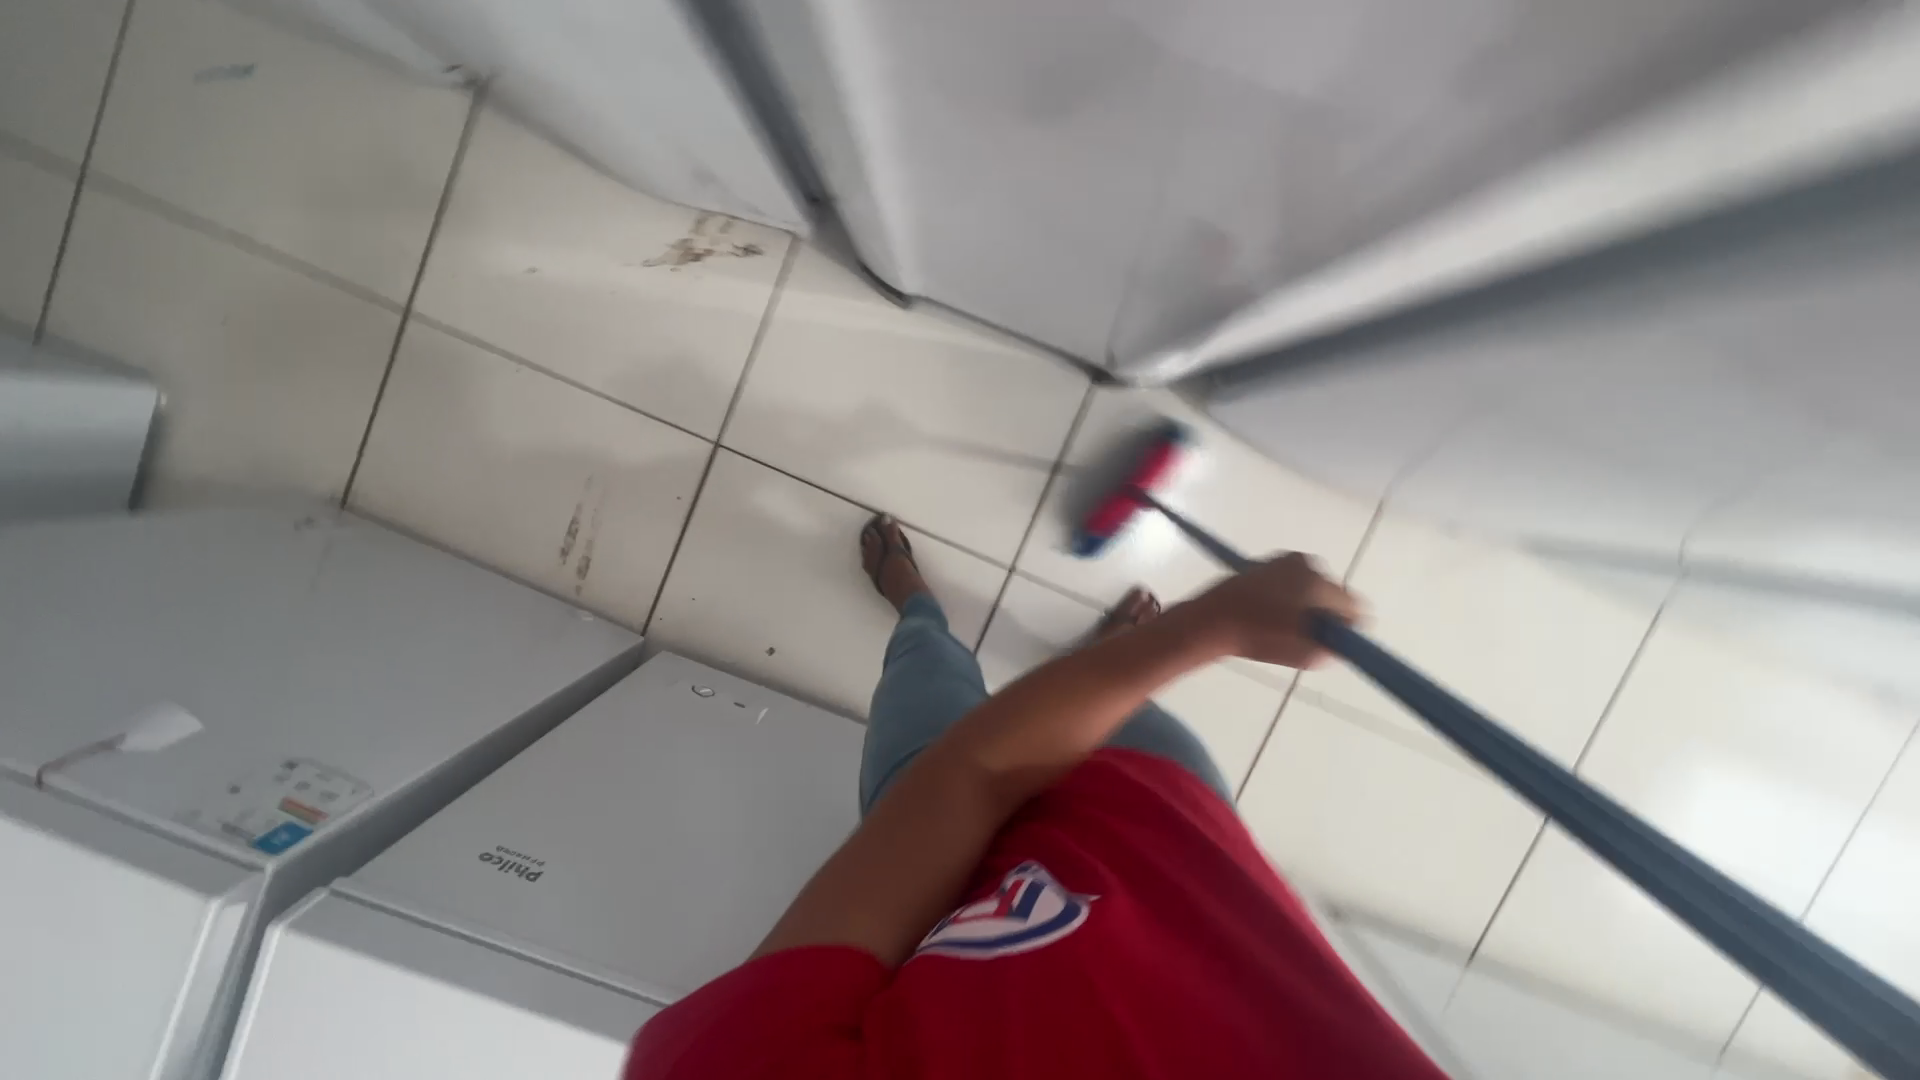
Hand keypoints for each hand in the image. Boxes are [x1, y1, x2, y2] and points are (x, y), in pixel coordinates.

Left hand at [1170, 552, 1362, 668]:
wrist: (1210, 621)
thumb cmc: (1259, 637)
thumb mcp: (1304, 654)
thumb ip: (1331, 647)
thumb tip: (1338, 642)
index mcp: (1318, 581)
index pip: (1352, 604)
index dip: (1348, 624)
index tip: (1338, 640)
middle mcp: (1303, 563)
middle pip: (1330, 591)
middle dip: (1325, 611)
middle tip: (1309, 634)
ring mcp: (1279, 561)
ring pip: (1308, 585)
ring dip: (1304, 602)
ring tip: (1285, 626)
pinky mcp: (1260, 565)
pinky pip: (1287, 581)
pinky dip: (1286, 595)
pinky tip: (1270, 614)